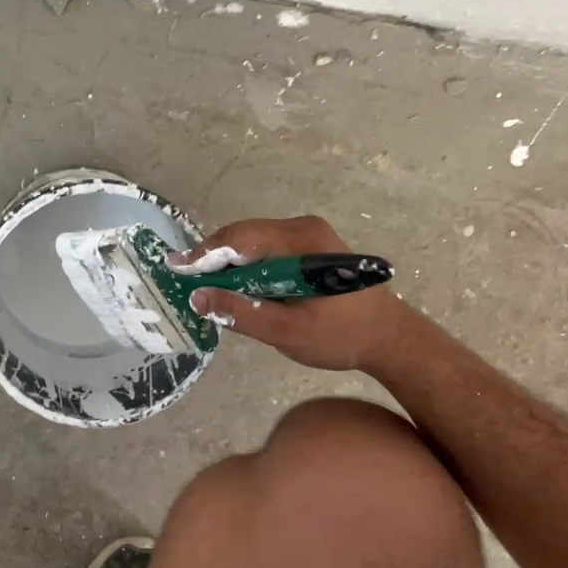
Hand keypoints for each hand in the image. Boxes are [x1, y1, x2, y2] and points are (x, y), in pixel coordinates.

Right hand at [170, 216, 414, 373]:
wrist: (393, 339)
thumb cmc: (342, 336)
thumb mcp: (287, 332)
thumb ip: (241, 312)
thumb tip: (198, 298)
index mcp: (301, 242)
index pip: (239, 238)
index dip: (204, 253)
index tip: (175, 266)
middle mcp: (303, 228)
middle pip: (243, 236)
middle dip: (212, 257)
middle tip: (184, 278)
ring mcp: (308, 234)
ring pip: (253, 241)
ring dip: (228, 262)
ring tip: (203, 283)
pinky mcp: (311, 246)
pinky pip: (266, 247)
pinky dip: (246, 263)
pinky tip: (235, 283)